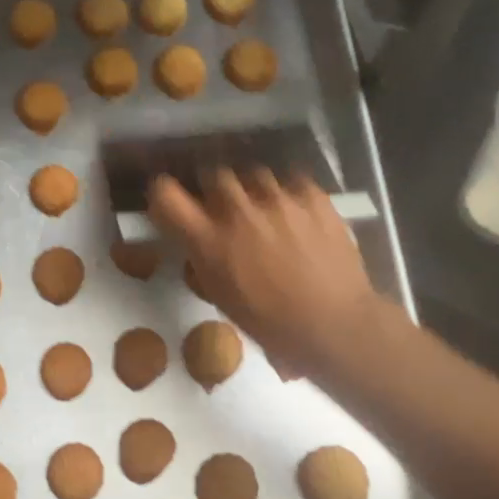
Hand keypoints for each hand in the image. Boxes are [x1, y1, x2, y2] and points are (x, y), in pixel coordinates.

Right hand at [148, 170, 395, 383]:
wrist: (335, 322)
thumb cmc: (272, 324)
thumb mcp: (222, 298)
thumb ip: (202, 263)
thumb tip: (198, 247)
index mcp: (209, 241)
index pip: (165, 195)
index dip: (163, 195)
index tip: (171, 204)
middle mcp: (239, 211)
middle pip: (213, 175)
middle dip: (213, 191)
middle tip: (223, 211)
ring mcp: (278, 199)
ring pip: (252, 174)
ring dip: (250, 190)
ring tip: (262, 210)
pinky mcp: (312, 195)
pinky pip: (289, 180)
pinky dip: (285, 192)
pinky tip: (293, 213)